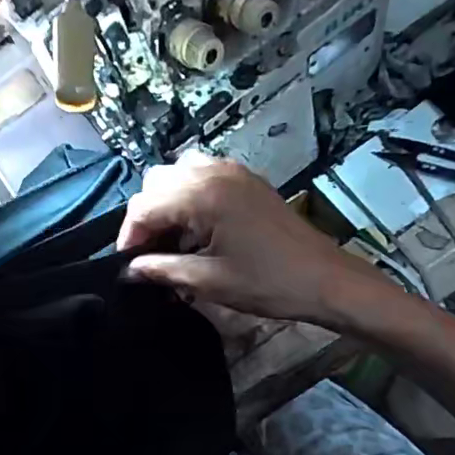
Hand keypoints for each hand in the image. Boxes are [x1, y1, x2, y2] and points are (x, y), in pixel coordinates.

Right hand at [118, 154, 405, 327]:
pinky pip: (203, 174)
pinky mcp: (246, 180)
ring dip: (167, 202)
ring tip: (173, 238)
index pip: (144, 206)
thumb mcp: (208, 281)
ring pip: (178, 173)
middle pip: (156, 182)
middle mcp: (213, 173)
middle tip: (150, 253)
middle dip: (146, 216)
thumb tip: (131, 269)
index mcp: (202, 196)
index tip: (130, 265)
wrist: (325, 279)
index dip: (129, 236)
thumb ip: (162, 270)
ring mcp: (232, 172)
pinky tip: (196, 226)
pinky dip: (189, 194)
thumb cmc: (267, 282)